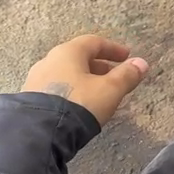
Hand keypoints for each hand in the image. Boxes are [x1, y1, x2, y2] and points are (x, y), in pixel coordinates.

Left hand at [22, 35, 148, 124]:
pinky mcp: (31, 97)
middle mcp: (49, 61)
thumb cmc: (80, 103)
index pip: (93, 42)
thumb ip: (126, 76)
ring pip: (67, 73)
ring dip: (85, 79)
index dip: (113, 48)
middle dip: (99, 65)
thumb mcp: (110, 90)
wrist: (41, 130)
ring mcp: (37, 79)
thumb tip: (142, 63)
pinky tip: (80, 104)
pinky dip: (73, 90)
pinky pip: (57, 87)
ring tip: (99, 92)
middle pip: (78, 57)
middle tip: (115, 75)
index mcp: (68, 53)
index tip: (127, 57)